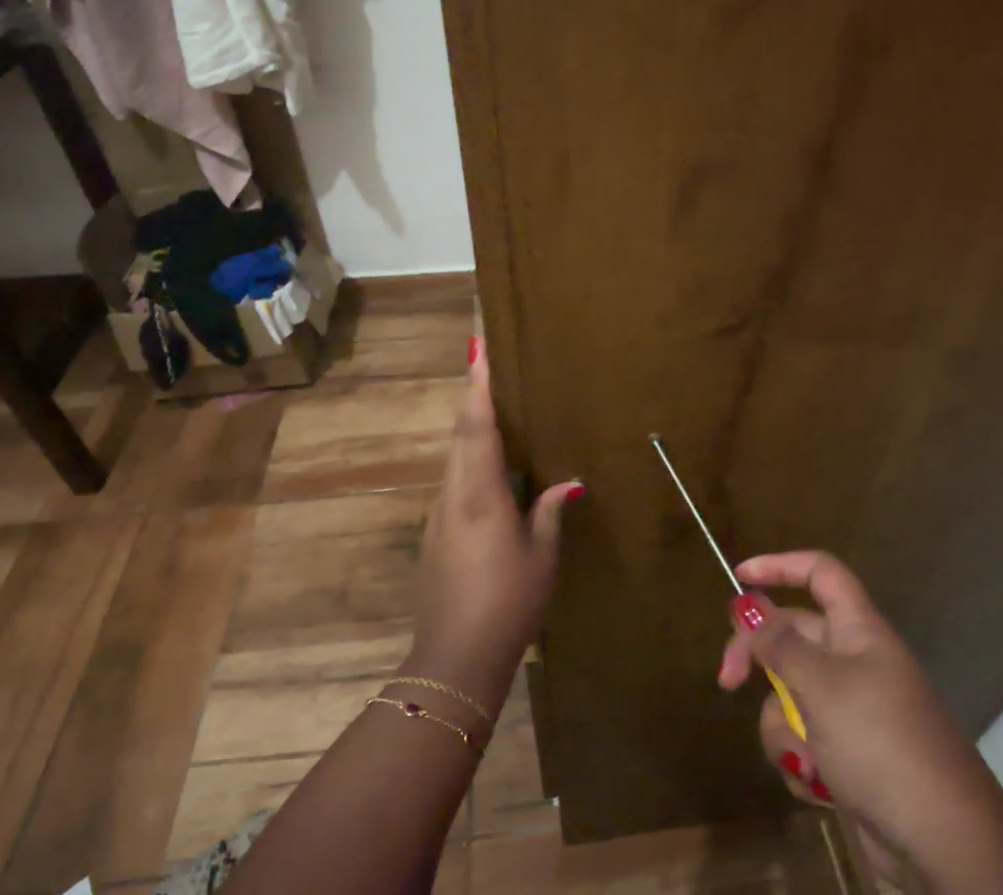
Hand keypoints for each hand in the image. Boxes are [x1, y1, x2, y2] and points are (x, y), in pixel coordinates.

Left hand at [409, 341, 582, 707]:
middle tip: (486, 365)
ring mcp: (438, 516)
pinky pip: (454, 484)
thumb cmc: (508, 602)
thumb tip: (567, 483)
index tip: (476, 348)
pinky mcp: (435, 536)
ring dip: (471, 431)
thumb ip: (549, 512)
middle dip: (471, 397)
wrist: (454, 655)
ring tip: (494, 410)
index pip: (477, 427)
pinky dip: (470, 464)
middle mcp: (452, 495)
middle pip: (460, 436)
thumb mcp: (541, 557)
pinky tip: (491, 472)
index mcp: (479, 494)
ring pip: (454, 460)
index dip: (478, 386)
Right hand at [718, 551, 1002, 893]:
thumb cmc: (881, 745)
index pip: (821, 574)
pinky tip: (817, 785)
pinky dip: (800, 761)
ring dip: (783, 727)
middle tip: (727, 682)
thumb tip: (748, 604)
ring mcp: (851, 711)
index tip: (739, 576)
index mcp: (859, 632)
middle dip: (758, 660)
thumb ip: (779, 644)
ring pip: (789, 696)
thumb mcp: (822, 687)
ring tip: (805, 758)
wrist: (940, 842)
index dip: (781, 566)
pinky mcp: (846, 754)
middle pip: (792, 636)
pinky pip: (802, 739)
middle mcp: (855, 663)